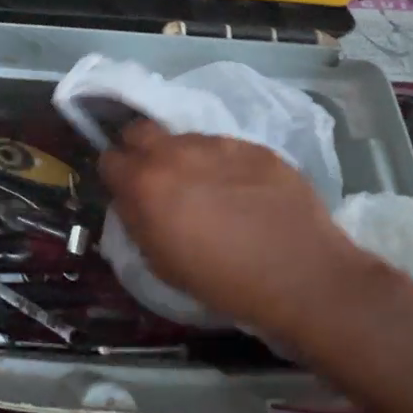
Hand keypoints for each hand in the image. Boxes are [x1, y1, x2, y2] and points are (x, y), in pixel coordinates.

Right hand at [99, 123, 377, 332]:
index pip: (108, 159)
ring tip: (208, 190)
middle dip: (140, 149)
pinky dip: (224, 166)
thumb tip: (130, 201)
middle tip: (157, 179)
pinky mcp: (254, 147)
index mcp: (145, 183)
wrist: (304, 278)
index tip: (126, 191)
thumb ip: (135, 221)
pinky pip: (225, 149)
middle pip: (138, 130)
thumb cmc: (224, 281)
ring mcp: (217, 145)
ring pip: (184, 139)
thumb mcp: (160, 262)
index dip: (115, 176)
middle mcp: (174, 153)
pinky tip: (244, 194)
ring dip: (184, 158)